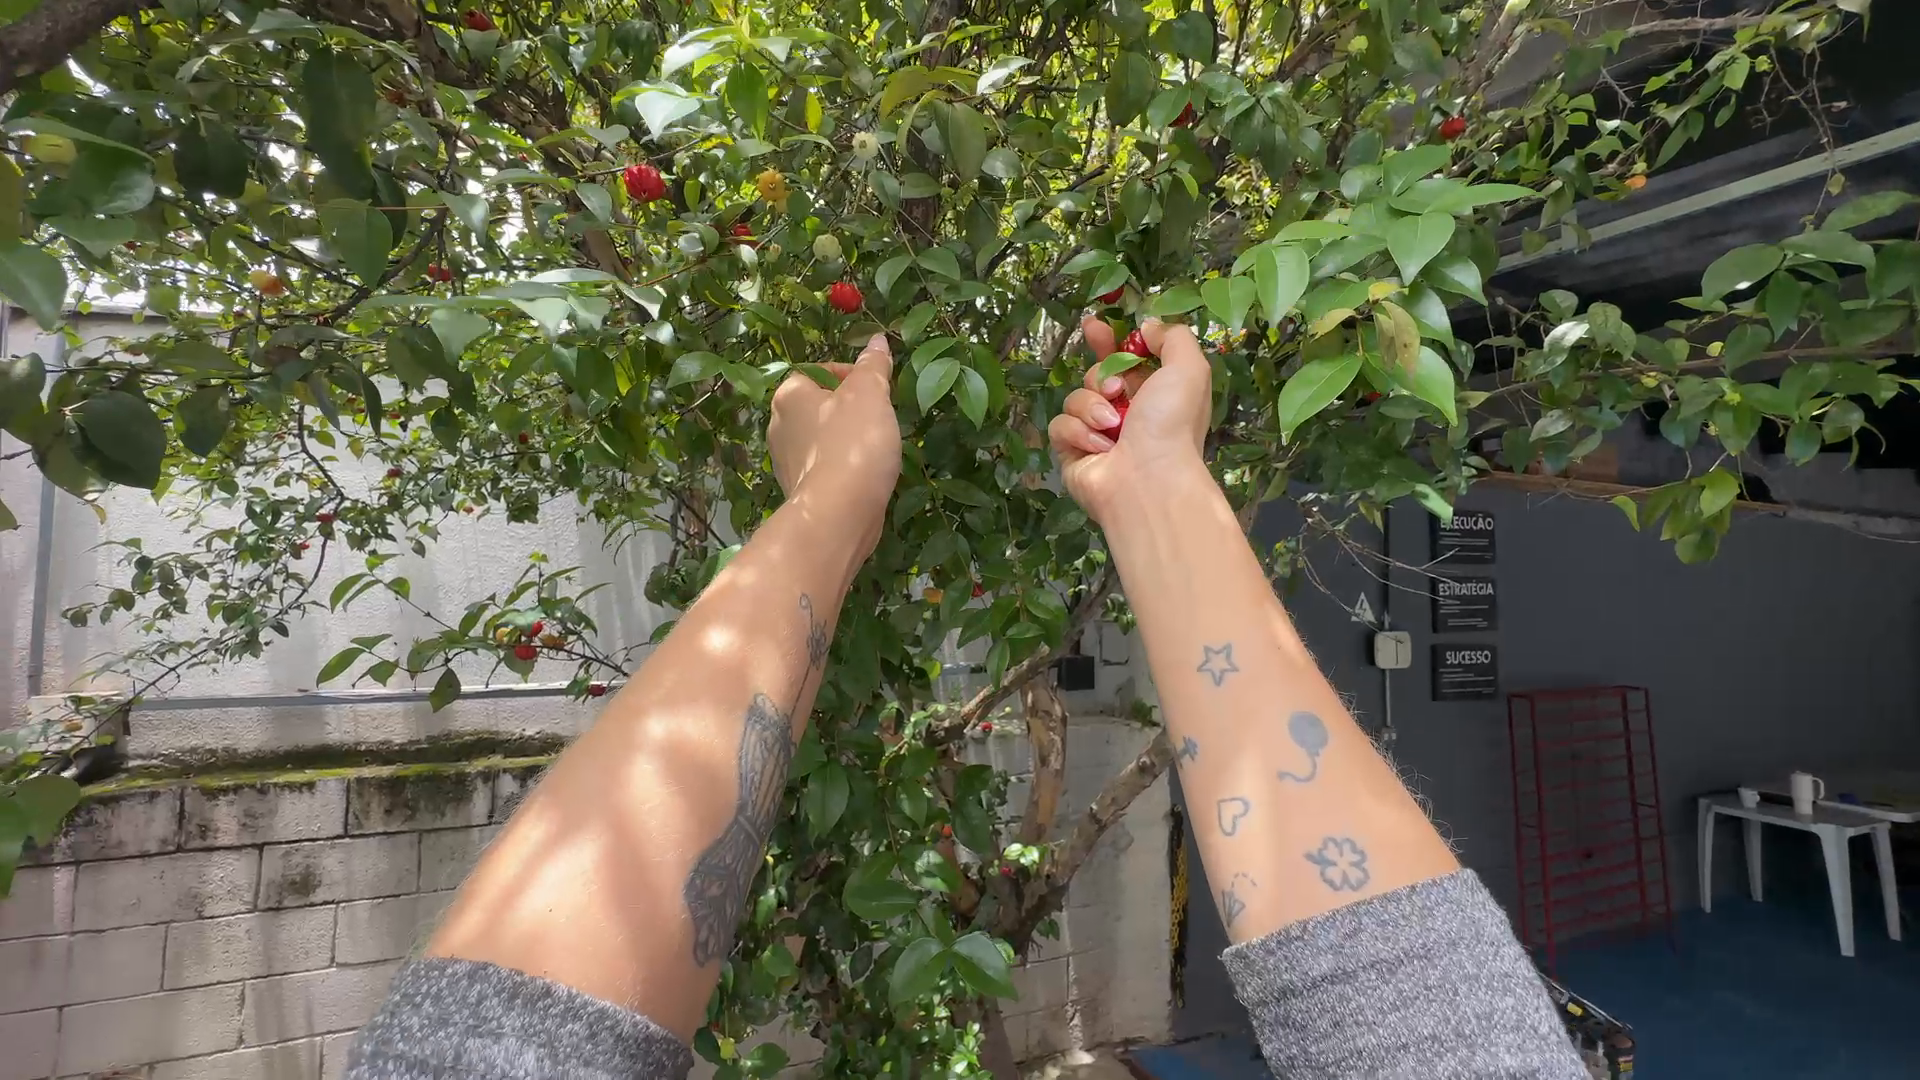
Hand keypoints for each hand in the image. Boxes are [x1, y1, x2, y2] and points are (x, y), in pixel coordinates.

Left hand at [768, 333, 901, 533]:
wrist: (839, 514)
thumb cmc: (853, 444)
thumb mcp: (870, 394)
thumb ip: (873, 367)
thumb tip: (878, 341)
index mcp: (789, 396)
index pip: (818, 371)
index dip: (850, 376)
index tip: (877, 389)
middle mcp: (779, 427)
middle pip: (821, 407)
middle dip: (851, 410)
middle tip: (881, 419)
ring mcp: (787, 462)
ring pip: (824, 440)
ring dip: (850, 441)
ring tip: (878, 450)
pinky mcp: (801, 492)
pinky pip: (826, 469)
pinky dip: (846, 469)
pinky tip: (867, 477)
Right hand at [1048, 316, 1211, 525]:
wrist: (1148, 478)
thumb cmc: (1171, 423)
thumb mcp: (1188, 368)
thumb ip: (1172, 338)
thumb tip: (1146, 327)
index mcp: (1152, 394)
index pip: (1124, 360)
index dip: (1108, 341)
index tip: (1094, 325)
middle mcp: (1124, 414)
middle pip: (1095, 376)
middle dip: (1101, 376)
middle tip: (1114, 389)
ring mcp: (1095, 435)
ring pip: (1075, 399)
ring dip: (1092, 407)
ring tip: (1112, 426)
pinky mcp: (1071, 453)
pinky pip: (1060, 426)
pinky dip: (1078, 432)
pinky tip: (1100, 448)